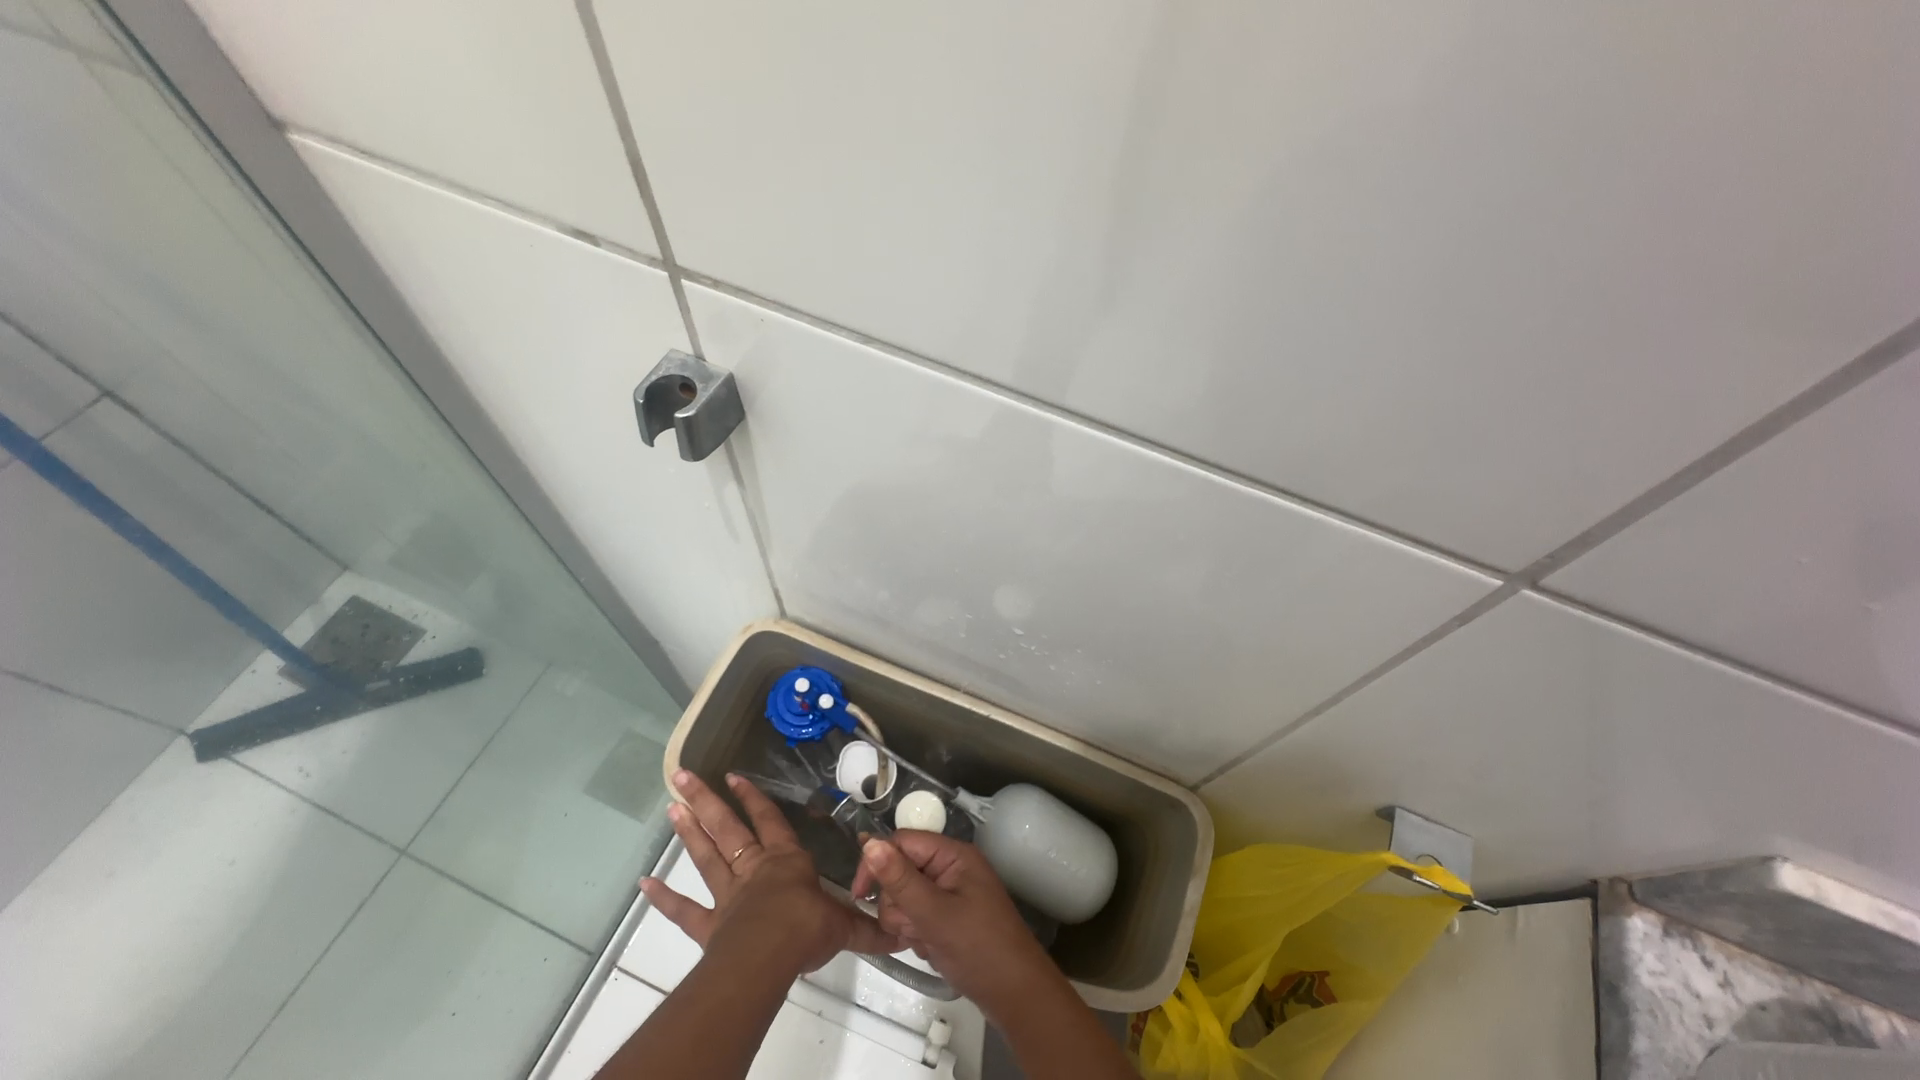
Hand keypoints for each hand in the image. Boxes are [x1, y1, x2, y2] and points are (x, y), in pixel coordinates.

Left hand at [643, 770, 896, 975]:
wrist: (773, 954)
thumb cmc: (809, 929)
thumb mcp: (846, 927)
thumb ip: (870, 928)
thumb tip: (903, 931)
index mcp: (786, 862)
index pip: (770, 823)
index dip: (755, 799)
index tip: (736, 776)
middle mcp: (754, 870)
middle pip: (728, 829)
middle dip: (708, 800)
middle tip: (683, 775)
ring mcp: (727, 895)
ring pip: (706, 856)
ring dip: (689, 831)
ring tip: (671, 806)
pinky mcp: (709, 925)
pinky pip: (684, 910)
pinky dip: (664, 898)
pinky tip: (643, 884)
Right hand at [852, 831, 1059, 1015]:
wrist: (1015, 995)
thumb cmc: (979, 948)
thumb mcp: (935, 913)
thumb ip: (900, 879)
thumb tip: (868, 842)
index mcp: (953, 856)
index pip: (902, 842)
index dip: (878, 863)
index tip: (861, 895)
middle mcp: (950, 869)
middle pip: (900, 871)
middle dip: (898, 903)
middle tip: (915, 925)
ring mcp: (949, 895)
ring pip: (903, 898)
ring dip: (907, 922)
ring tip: (927, 940)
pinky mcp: (947, 919)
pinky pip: (916, 917)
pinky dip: (917, 934)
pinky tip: (932, 949)